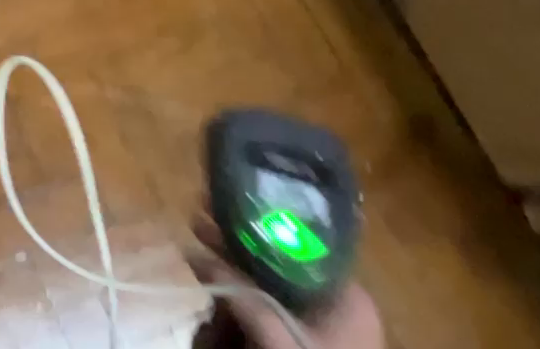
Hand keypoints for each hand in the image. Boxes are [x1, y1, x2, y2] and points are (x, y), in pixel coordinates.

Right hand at [190, 218, 384, 348]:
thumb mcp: (279, 338)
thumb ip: (241, 295)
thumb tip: (192, 251)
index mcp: (347, 295)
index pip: (300, 240)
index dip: (256, 221)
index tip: (216, 203)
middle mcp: (337, 301)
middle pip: (279, 256)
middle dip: (235, 240)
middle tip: (196, 219)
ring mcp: (323, 322)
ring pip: (271, 279)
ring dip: (233, 263)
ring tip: (196, 244)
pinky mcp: (306, 337)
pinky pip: (271, 302)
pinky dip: (242, 291)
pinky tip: (213, 279)